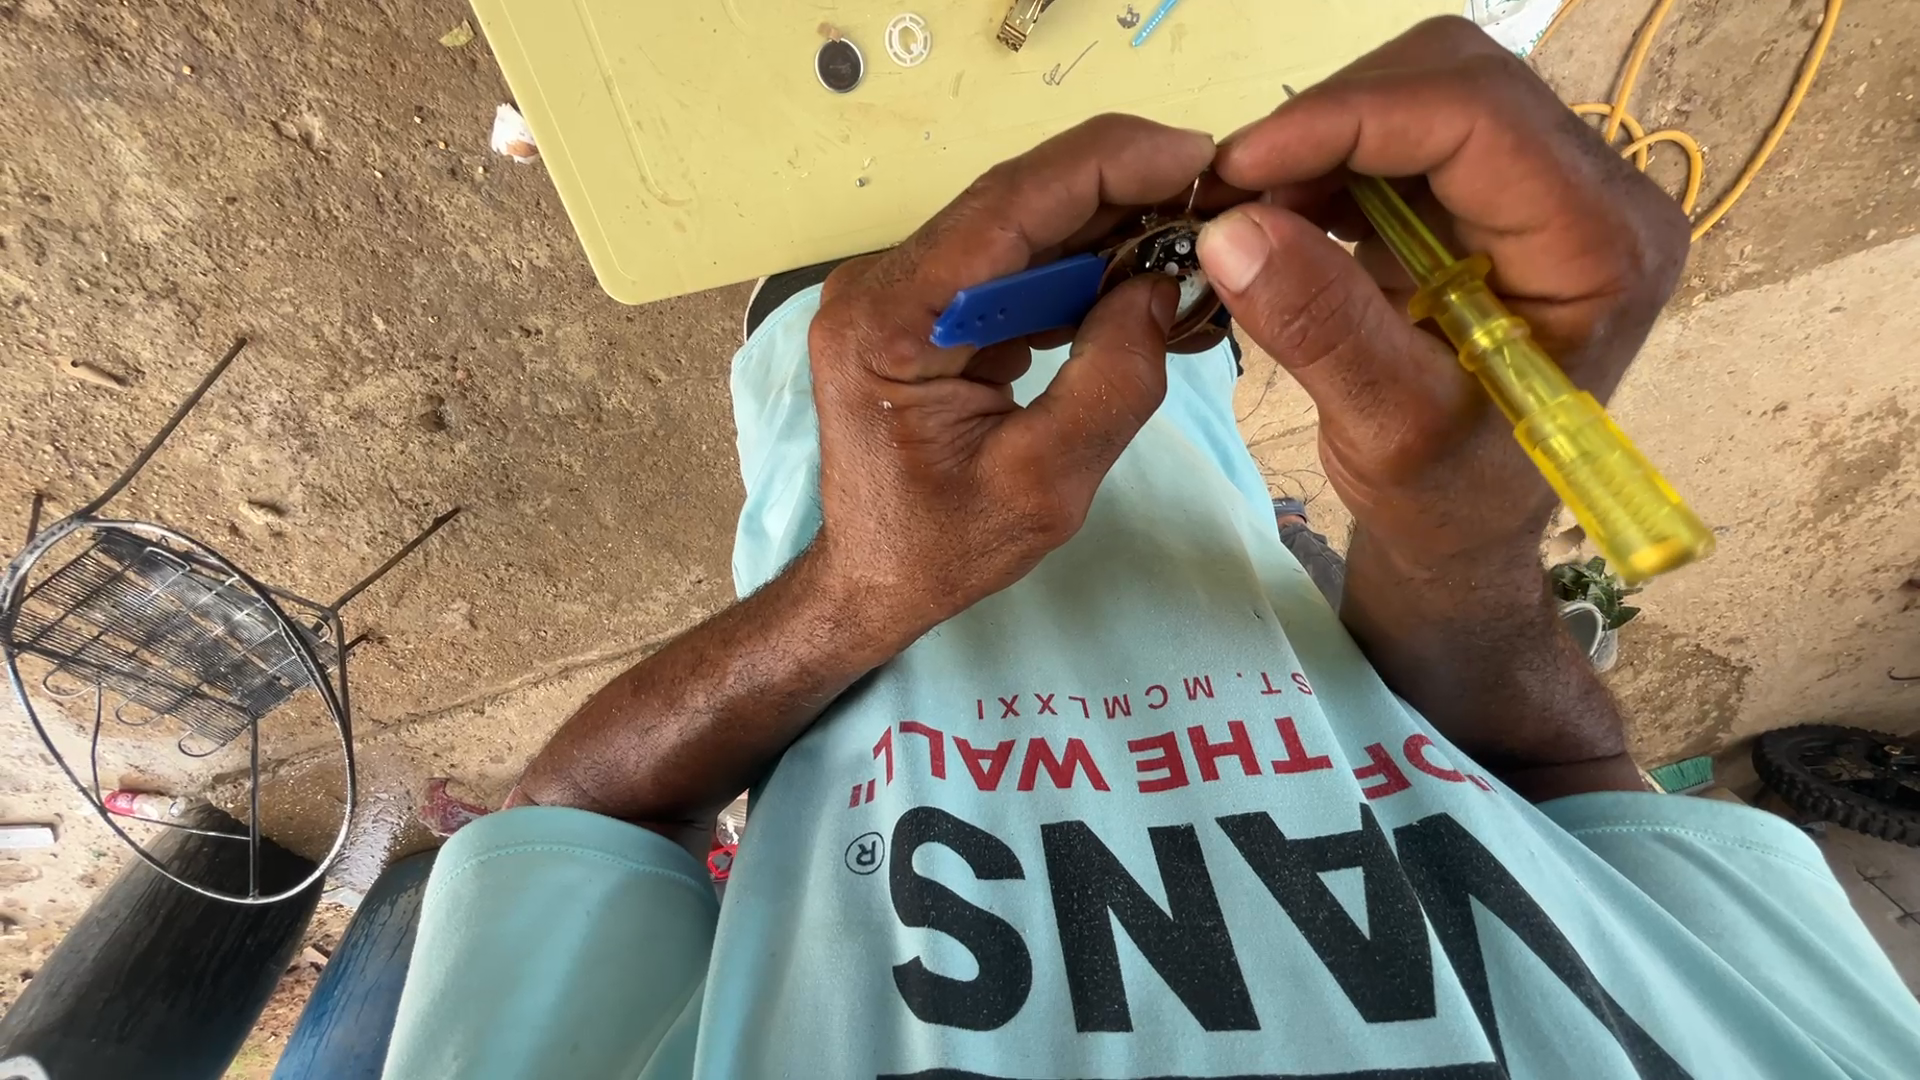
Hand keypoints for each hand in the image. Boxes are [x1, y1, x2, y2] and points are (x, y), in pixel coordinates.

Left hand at [806, 116, 1215, 635]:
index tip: (1198, 155)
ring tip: (1181, 246)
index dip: (1109, 165)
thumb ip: (1112, 379)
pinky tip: (1125, 285)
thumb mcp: (1046, 481)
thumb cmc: (946, 547)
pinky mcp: (914, 314)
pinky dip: (1067, 275)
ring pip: (1012, 234)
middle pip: (1011, 208)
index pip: (1007, 207)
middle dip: (1116, 195)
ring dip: (1098, 235)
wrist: (876, 576)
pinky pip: (1002, 272)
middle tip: (1208, 202)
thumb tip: (1161, 284)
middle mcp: (877, 288)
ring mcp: (891, 296)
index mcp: (889, 324)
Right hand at [1198, 16, 1690, 582]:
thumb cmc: (1444, 495)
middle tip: (1231, 191)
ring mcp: (1525, 201)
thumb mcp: (1385, 424)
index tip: (1235, 167)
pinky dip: (1320, 175)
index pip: (1477, 118)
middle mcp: (1579, 197)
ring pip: (1417, 107)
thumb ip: (1319, 326)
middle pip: (1453, 84)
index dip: (1347, 119)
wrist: (1460, 525)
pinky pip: (1394, 157)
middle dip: (1328, 122)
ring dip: (1316, 147)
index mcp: (1593, 246)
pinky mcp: (1473, 218)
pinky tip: (1275, 221)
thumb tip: (1227, 232)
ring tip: (1241, 211)